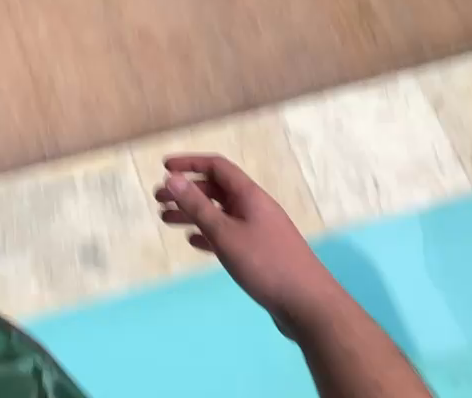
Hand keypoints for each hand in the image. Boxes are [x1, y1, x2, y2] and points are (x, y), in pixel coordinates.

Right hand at [156, 154, 343, 336]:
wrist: (311, 308)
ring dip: (193, 213)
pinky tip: (194, 242)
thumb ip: (196, 205)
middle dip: (186, 191)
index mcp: (249, 196)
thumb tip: (171, 177)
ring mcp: (260, 231)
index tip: (164, 167)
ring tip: (166, 220)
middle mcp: (255, 208)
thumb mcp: (224, 233)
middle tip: (159, 200)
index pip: (216, 167)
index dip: (189, 163)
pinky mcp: (262, 253)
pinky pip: (229, 233)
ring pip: (220, 213)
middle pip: (215, 190)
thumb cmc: (266, 264)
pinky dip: (208, 233)